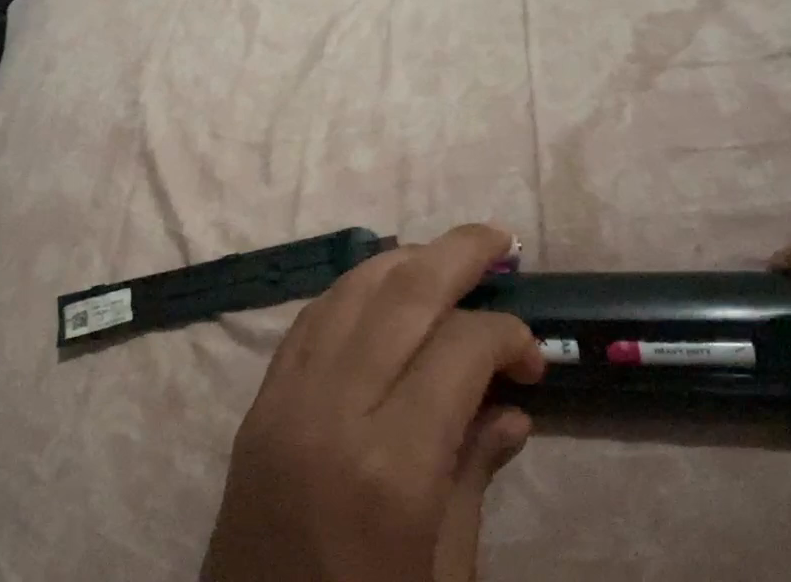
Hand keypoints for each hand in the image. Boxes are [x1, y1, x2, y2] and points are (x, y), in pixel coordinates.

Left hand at [202, 224, 543, 581]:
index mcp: (392, 466)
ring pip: (347, 293)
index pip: (459, 350)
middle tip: (500, 242)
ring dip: (401, 262)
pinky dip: (350, 294)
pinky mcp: (256, 405)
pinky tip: (379, 295)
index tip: (534, 357)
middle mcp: (333, 411)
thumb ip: (474, 476)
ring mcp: (285, 401)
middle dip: (458, 253)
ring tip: (445, 259)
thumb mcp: (444, 571)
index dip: (507, 336)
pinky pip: (308, 323)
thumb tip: (510, 407)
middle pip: (401, 295)